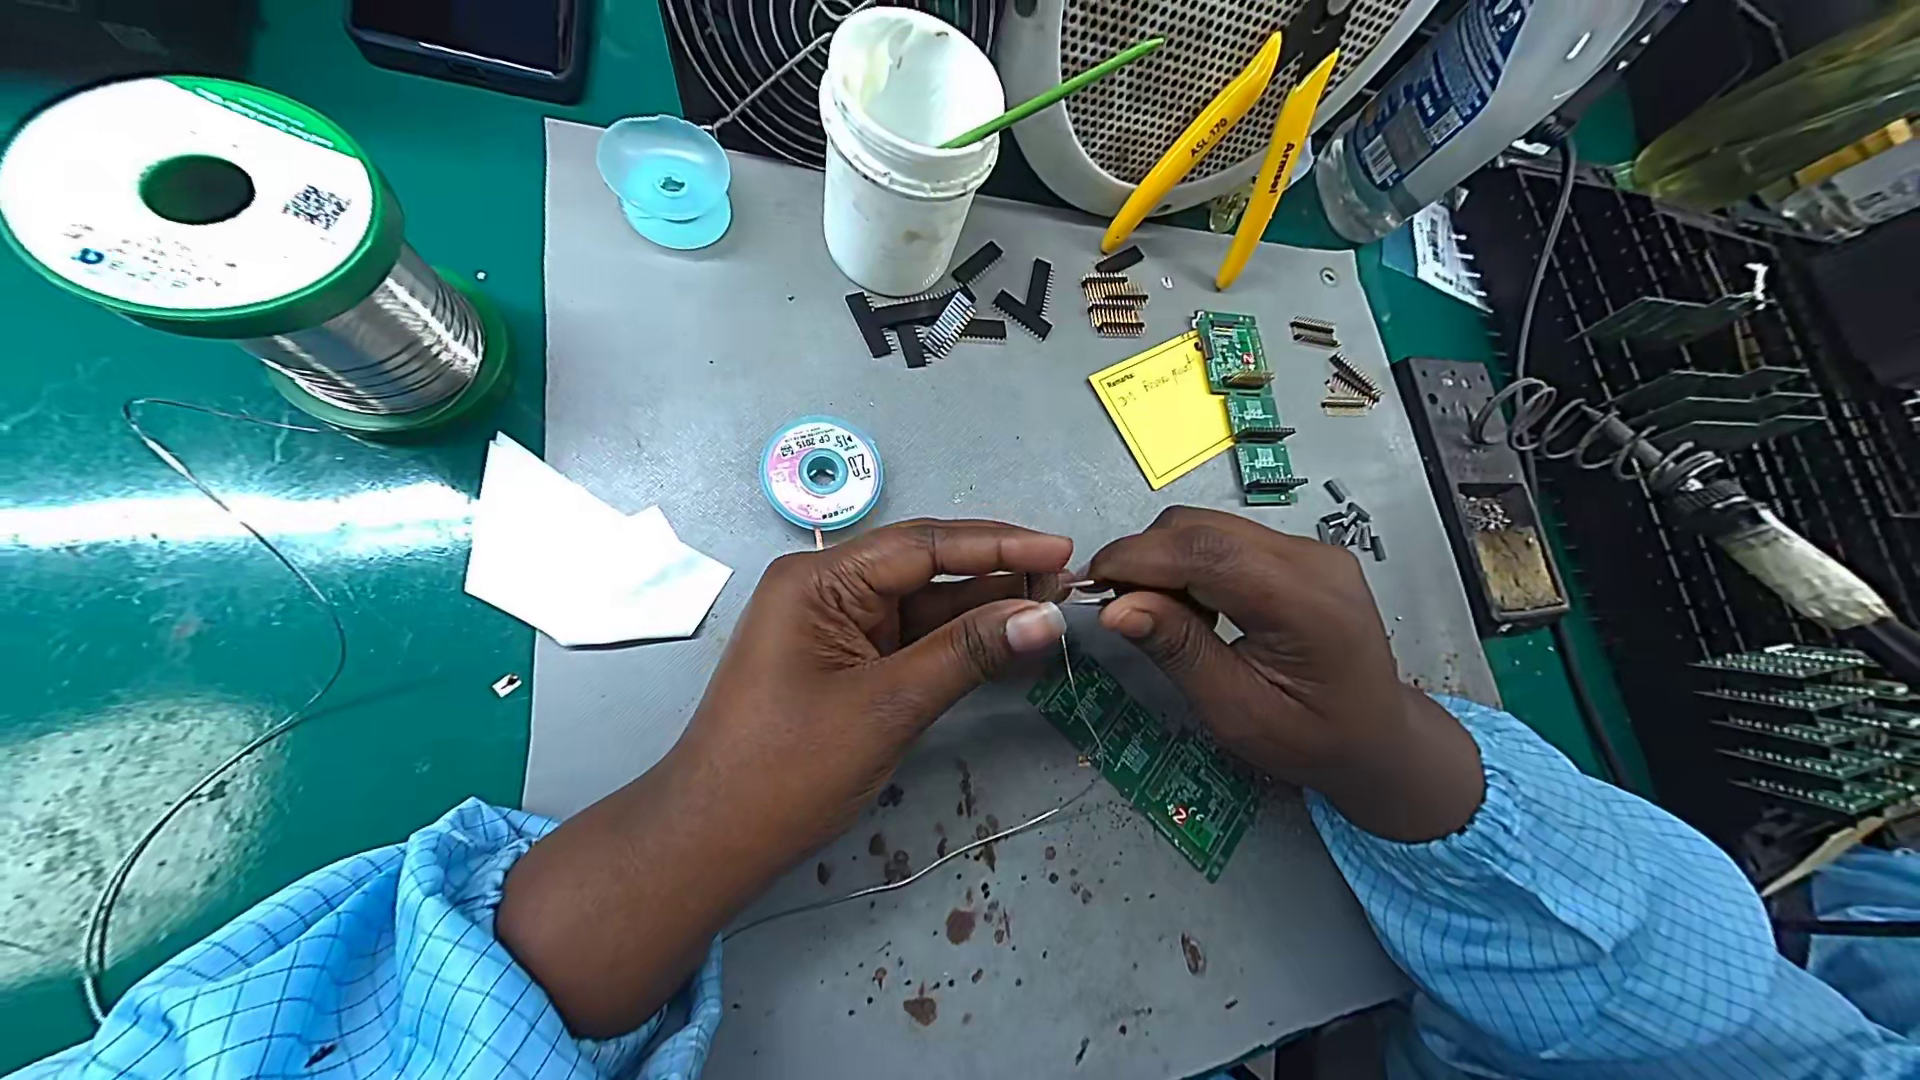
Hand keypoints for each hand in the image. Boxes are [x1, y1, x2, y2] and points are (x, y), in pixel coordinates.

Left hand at [500, 519, 1070, 1035]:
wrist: (713, 842)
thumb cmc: (789, 769)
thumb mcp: (888, 706)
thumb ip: (969, 653)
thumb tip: (1046, 618)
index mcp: (820, 579)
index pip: (924, 545)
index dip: (999, 546)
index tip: (1059, 550)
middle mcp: (828, 587)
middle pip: (926, 566)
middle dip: (996, 573)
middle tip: (1064, 580)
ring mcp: (838, 623)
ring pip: (925, 602)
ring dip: (983, 606)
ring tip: (1049, 604)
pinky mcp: (849, 657)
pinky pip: (913, 636)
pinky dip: (959, 640)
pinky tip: (1006, 637)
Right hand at [1088, 507, 1481, 841]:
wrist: (1378, 740)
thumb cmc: (1312, 740)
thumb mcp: (1237, 712)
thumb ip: (1179, 652)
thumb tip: (1115, 608)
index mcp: (1306, 604)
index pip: (1205, 552)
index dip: (1137, 559)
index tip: (1089, 585)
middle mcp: (1310, 558)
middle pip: (1199, 527)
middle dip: (1141, 557)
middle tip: (1115, 605)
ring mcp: (1305, 549)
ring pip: (1204, 526)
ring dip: (1160, 559)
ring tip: (1150, 610)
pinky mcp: (1293, 552)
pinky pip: (1219, 538)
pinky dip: (1183, 563)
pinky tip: (1185, 603)